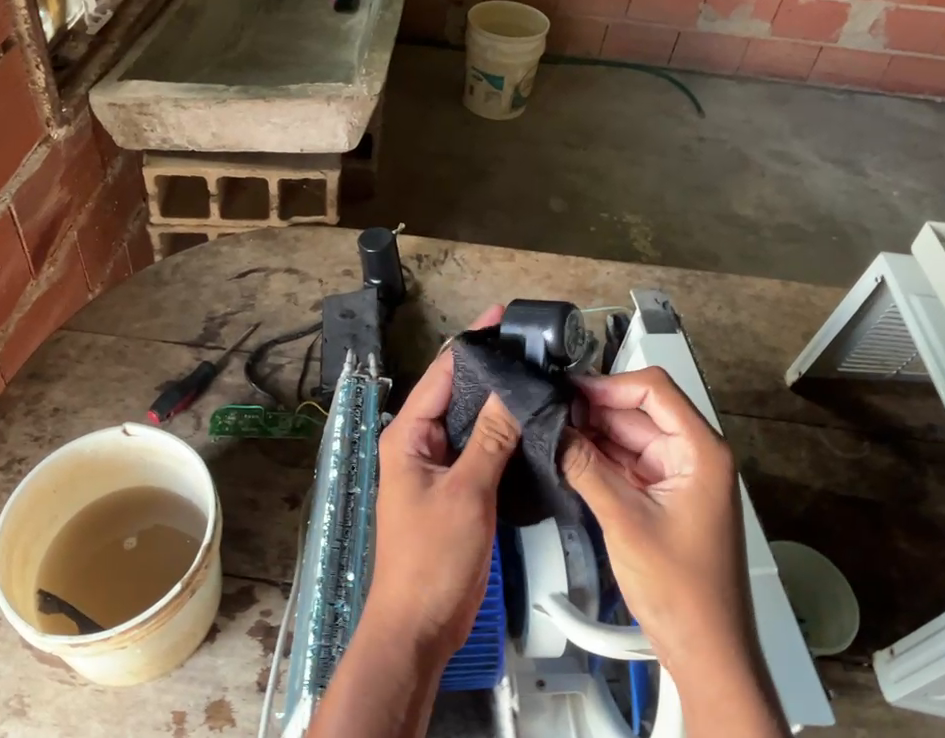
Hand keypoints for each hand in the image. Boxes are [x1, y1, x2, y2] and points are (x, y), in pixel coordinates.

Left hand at [311, 307, 520, 737]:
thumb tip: (515, 393)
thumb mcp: (466, 493)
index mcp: (407, 436)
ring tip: (537, 377)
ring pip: (471, 424)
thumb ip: (491, 440)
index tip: (502, 318)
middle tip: (532, 348)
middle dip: (491, 370)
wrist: (419, 626)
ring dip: (499, 404)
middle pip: (457, 395)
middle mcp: (418, 445)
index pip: (442, 375)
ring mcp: (437, 469)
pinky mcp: (456, 491)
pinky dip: (502, 436)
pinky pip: (479, 451)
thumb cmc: (431, 560)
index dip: (471, 344)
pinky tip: (530, 426)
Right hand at [560, 366, 782, 735]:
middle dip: (594, 410)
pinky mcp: (660, 497)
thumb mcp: (626, 522)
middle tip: (548, 412)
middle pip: (637, 412)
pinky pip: (626, 463)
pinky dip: (598, 458)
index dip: (609, 385)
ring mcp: (675, 476)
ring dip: (592, 434)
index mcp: (701, 451)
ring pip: (628, 437)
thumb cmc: (682, 590)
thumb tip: (552, 429)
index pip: (654, 391)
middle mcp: (692, 455)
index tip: (569, 391)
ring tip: (550, 430)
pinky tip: (566, 455)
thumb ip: (586, 469)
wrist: (705, 650)